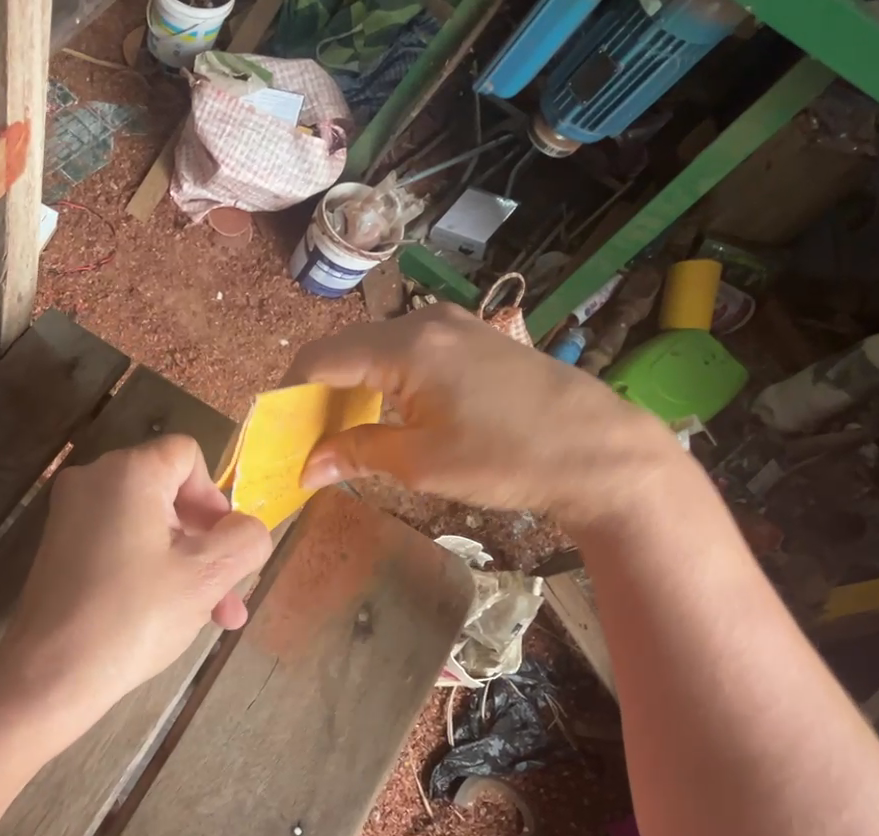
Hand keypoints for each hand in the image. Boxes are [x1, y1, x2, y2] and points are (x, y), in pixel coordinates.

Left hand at [0, 435, 272, 725]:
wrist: (52, 672)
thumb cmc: (134, 616)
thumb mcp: (206, 576)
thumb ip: (244, 539)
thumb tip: (246, 529)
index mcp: (127, 472)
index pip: (187, 456)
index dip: (215, 498)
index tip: (225, 546)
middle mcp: (91, 480)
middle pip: (168, 495)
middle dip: (206, 545)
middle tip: (227, 598)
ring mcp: (69, 515)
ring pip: (146, 526)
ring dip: (184, 566)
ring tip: (210, 619)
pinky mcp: (57, 548)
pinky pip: (117, 544)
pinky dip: (146, 570)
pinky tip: (166, 617)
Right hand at [288, 303, 686, 530]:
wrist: (604, 452)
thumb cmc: (507, 458)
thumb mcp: (420, 463)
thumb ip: (354, 454)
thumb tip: (305, 469)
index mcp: (406, 345)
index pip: (319, 358)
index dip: (287, 393)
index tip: (274, 430)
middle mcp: (425, 322)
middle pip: (344, 349)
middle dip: (314, 392)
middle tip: (303, 438)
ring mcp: (453, 326)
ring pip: (375, 349)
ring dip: (348, 387)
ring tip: (338, 431)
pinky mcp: (474, 340)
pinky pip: (406, 353)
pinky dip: (381, 381)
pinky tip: (383, 414)